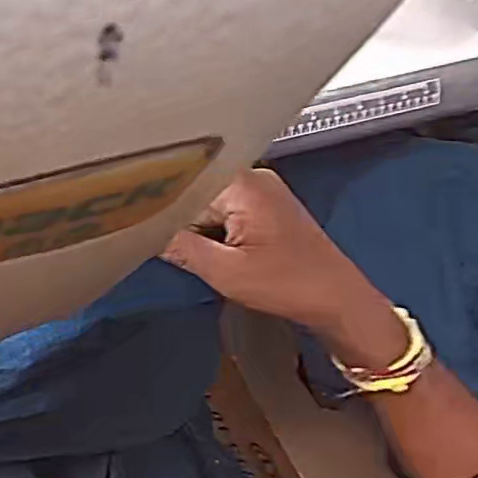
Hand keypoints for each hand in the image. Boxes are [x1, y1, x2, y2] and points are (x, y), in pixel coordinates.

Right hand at [161, 169, 400, 360]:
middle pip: (194, 190)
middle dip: (177, 218)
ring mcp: (262, 190)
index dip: (160, 206)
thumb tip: (142, 232)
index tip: (137, 223)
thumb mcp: (224, 272)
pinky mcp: (265, 206)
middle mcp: (253, 177)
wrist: (339, 300)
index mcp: (243, 184)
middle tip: (159, 243)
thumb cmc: (286, 284)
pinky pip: (224, 210)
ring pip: (207, 202)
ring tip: (183, 248)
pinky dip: (212, 229)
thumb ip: (180, 247)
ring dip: (194, 226)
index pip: (183, 185)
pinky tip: (208, 248)